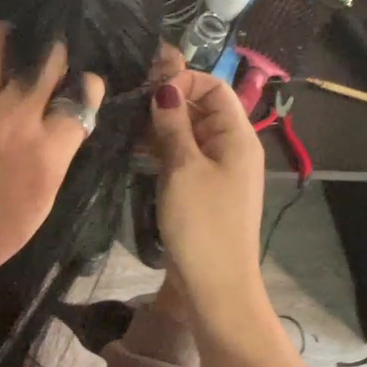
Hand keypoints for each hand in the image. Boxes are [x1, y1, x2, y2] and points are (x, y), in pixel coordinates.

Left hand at [0, 22, 105, 299]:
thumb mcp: (40, 204)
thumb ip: (56, 156)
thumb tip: (66, 115)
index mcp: (45, 153)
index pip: (80, 98)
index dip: (82, 84)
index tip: (75, 81)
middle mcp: (9, 123)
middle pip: (44, 61)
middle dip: (49, 52)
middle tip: (39, 56)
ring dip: (0, 37)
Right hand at [149, 71, 266, 293]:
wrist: (215, 286)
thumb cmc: (202, 223)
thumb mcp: (182, 167)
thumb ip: (172, 123)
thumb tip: (165, 87)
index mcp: (237, 136)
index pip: (213, 86)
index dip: (183, 80)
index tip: (149, 92)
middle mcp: (231, 146)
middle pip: (201, 106)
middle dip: (168, 101)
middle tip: (130, 107)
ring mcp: (218, 169)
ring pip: (189, 131)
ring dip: (161, 125)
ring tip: (129, 128)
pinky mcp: (203, 188)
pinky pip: (184, 154)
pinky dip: (162, 148)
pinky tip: (137, 151)